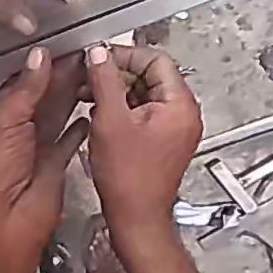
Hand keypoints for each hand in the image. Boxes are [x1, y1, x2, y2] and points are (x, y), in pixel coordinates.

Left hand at [0, 48, 90, 269]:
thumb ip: (26, 89)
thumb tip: (39, 59)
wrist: (5, 225)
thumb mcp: (6, 122)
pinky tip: (88, 115)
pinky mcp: (53, 164)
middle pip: (40, 96)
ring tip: (90, 75)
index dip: (39, 66)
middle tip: (83, 58)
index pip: (18, 83)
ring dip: (72, 95)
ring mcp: (34, 148)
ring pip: (56, 113)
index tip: (60, 49)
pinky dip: (79, 127)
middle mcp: (14, 132)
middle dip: (60, 77)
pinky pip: (68, 140)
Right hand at [84, 44, 202, 236]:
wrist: (135, 218)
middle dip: (117, 74)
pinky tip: (99, 114)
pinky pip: (141, 112)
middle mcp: (182, 114)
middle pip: (150, 75)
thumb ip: (105, 80)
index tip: (101, 58)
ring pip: (143, 94)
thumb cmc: (129, 179)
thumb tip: (99, 54)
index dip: (125, 55)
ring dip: (115, 91)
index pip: (156, 60)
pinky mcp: (162, 140)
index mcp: (179, 105)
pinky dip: (120, 109)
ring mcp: (173, 128)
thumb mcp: (110, 120)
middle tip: (90, 77)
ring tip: (89, 96)